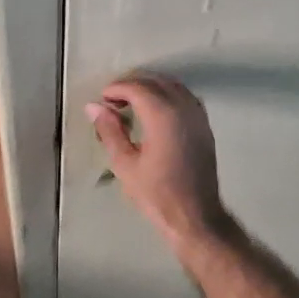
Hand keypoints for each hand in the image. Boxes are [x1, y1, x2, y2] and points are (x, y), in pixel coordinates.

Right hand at [85, 73, 232, 247]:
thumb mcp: (125, 164)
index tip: (102, 99)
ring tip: (131, 102)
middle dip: (133, 84)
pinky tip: (155, 111)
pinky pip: (185, 97)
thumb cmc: (156, 193)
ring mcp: (198, 116)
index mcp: (163, 116)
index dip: (117, 88)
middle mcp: (184, 108)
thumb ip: (110, 131)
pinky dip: (168, 95)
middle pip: (156, 81)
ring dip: (151, 87)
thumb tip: (94, 107)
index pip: (137, 88)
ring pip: (173, 86)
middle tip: (113, 99)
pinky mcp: (205, 126)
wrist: (194, 215)